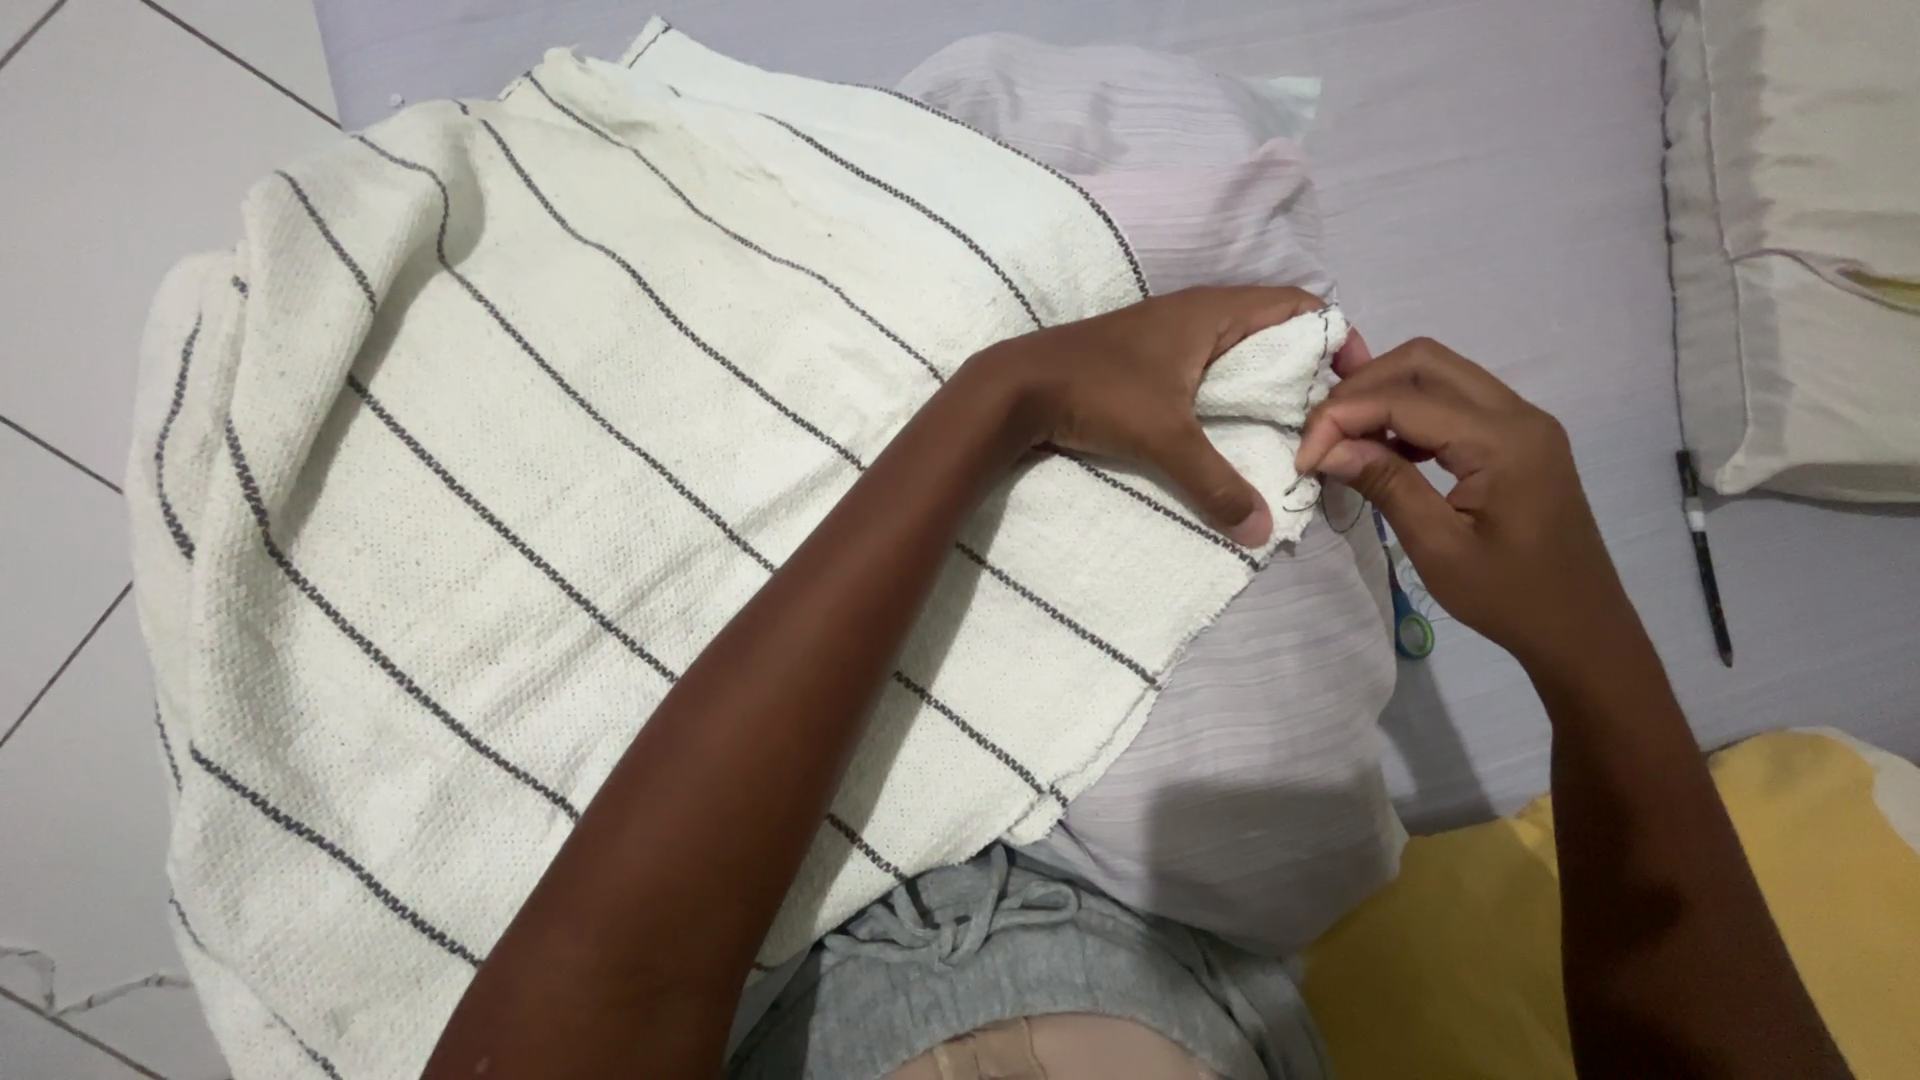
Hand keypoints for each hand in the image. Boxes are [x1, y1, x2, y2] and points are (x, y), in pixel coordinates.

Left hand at [970, 286, 1338, 546]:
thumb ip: (1214, 482)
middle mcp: (1194, 313)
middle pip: (1272, 331)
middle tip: (1324, 420)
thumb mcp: (1162, 438)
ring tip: (1284, 432)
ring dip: (1260, 384)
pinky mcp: (1144, 359)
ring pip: (1234, 352)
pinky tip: (1226, 431)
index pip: (1299, 306)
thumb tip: (1261, 529)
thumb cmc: (1096, 392)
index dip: (1336, 338)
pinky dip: (1223, 393)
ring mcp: (1166, 334)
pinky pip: (1203, 368)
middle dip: (1302, 371)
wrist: (1016, 388)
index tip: (1355, 384)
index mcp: (1213, 312)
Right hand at [1293, 337, 1632, 667]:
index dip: (1342, 417)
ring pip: (1438, 373)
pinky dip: (1407, 410)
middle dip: (1360, 387)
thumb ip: (1386, 485)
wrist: (1580, 627)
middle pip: (1424, 361)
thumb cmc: (1509, 596)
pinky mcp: (1515, 438)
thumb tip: (1328, 448)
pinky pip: (1452, 399)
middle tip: (1320, 434)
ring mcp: (1520, 422)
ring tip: (1342, 438)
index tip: (1303, 458)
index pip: (1405, 398)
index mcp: (1502, 441)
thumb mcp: (1437, 547)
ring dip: (1382, 394)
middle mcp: (1517, 414)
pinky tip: (1383, 448)